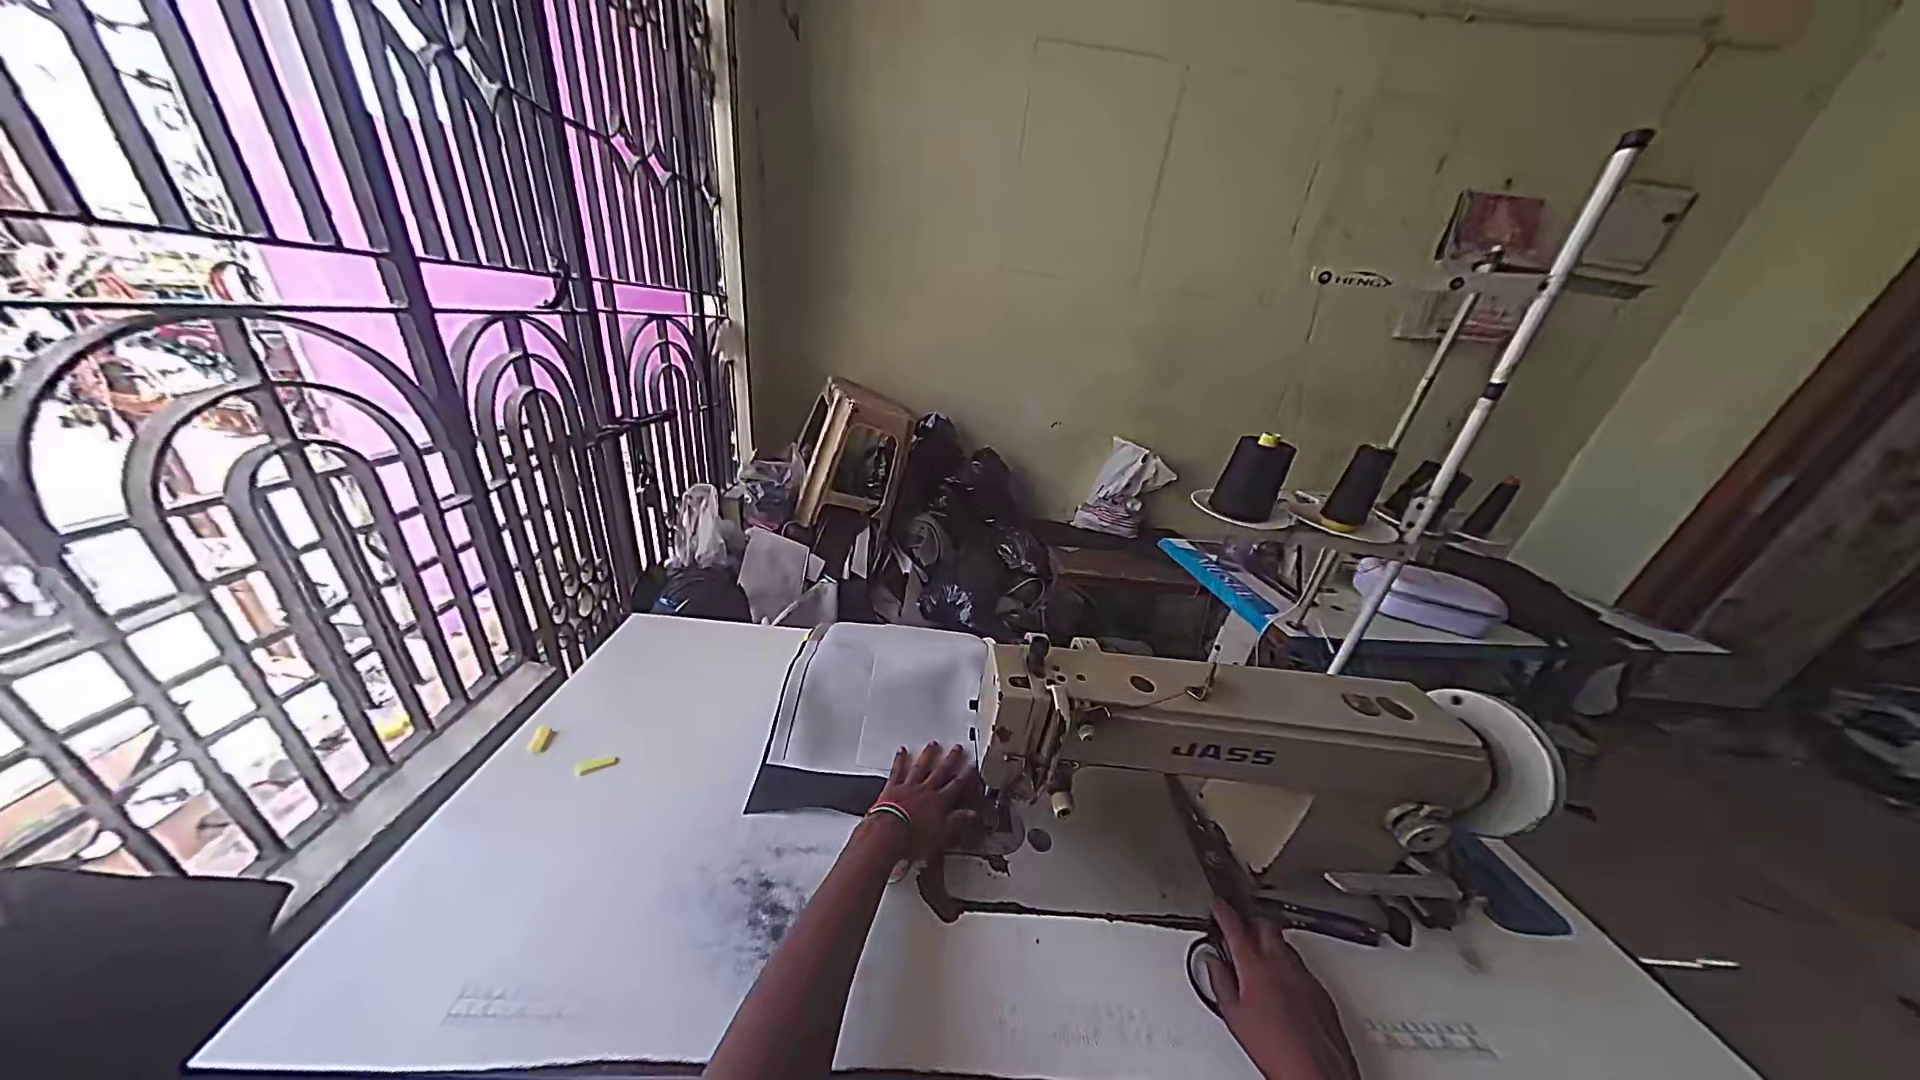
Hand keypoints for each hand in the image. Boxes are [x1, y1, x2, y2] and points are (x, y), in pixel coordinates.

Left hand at [871, 742, 981, 860]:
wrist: (888, 834)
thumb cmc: (913, 838)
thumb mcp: (942, 836)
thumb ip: (958, 823)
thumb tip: (971, 815)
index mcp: (938, 802)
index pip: (957, 785)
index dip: (966, 775)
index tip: (972, 766)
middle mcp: (925, 790)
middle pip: (941, 771)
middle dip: (951, 759)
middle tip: (957, 748)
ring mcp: (909, 787)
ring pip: (921, 766)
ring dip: (928, 755)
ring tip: (933, 744)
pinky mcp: (893, 788)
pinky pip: (898, 771)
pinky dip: (900, 760)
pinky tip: (902, 752)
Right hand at [1203, 899, 1360, 1079]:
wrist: (1317, 1076)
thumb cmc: (1276, 1052)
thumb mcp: (1234, 1017)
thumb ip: (1220, 982)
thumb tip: (1213, 964)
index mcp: (1255, 966)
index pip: (1235, 926)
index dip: (1223, 912)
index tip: (1219, 907)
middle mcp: (1281, 964)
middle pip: (1264, 926)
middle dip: (1250, 924)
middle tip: (1239, 933)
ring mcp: (1304, 976)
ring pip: (1284, 944)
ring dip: (1270, 945)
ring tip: (1259, 962)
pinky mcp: (1321, 991)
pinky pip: (1301, 966)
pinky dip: (1288, 967)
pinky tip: (1282, 985)